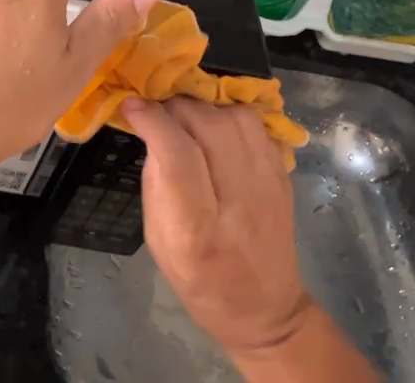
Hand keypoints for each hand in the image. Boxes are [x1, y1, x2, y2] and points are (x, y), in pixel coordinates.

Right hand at [123, 96, 313, 358]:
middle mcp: (238, 201)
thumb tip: (152, 130)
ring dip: (202, 107)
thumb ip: (155, 181)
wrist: (265, 308)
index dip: (151, 120)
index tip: (131, 105)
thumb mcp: (157, 240)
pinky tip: (214, 127)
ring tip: (186, 119)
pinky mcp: (283, 175)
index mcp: (197, 228)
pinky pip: (254, 123)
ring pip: (233, 116)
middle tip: (157, 114)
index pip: (177, 154)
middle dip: (173, 109)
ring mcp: (268, 184)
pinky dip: (228, 114)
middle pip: (206, 125)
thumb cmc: (199, 280)